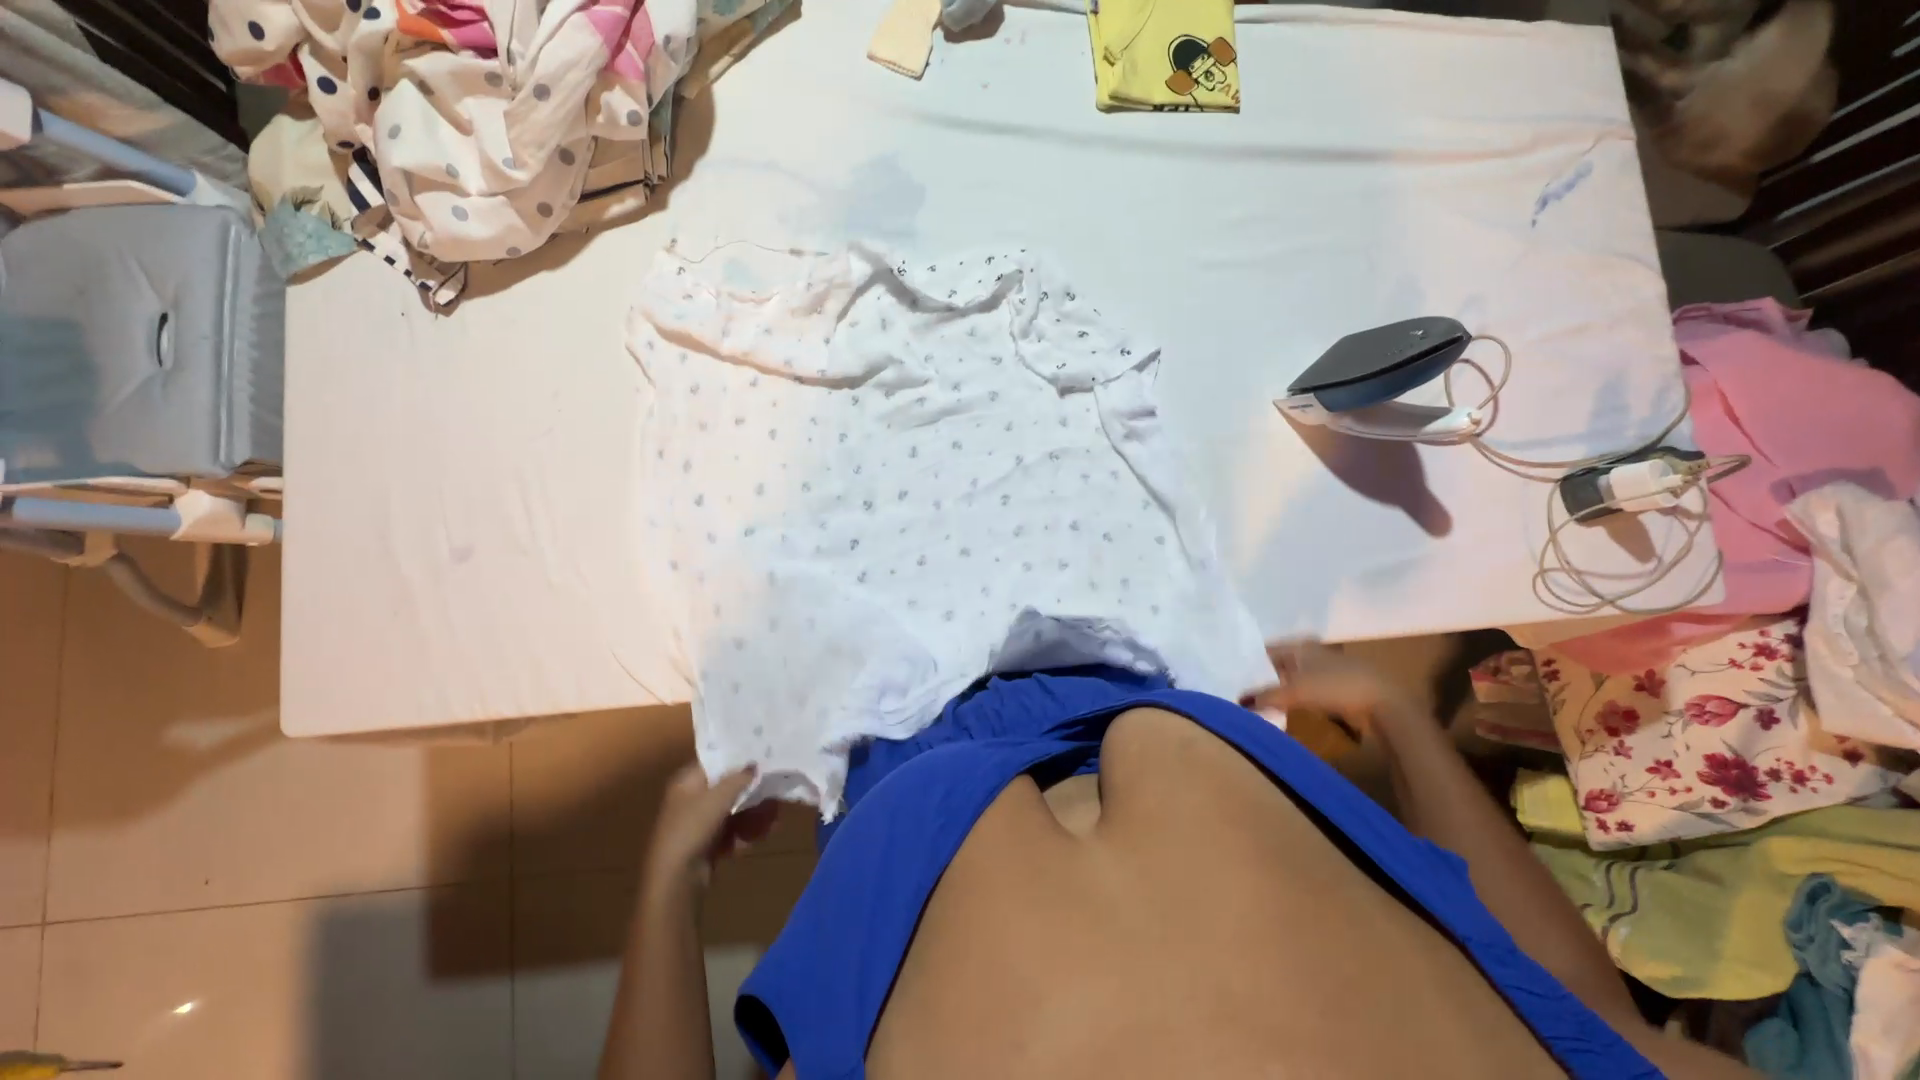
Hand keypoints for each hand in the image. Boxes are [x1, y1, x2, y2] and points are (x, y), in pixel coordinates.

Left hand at [644, 764, 780, 892]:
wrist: (676, 878)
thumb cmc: (691, 829)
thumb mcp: (717, 798)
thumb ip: (738, 778)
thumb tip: (755, 764)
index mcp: (686, 782)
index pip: (715, 762)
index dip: (738, 759)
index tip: (764, 759)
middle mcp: (691, 799)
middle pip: (728, 788)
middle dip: (752, 792)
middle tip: (776, 794)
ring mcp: (699, 824)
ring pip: (733, 811)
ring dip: (754, 814)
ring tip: (774, 819)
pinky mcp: (707, 844)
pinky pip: (732, 832)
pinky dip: (747, 833)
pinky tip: (763, 836)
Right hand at [1243, 640, 1417, 730]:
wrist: (1383, 703)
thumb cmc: (1335, 687)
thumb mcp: (1294, 691)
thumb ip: (1264, 696)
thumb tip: (1239, 701)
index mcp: (1298, 644)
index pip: (1262, 650)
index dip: (1245, 664)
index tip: (1227, 678)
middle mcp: (1308, 652)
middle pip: (1275, 665)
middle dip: (1258, 678)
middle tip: (1236, 692)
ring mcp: (1323, 669)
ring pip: (1289, 679)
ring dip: (1275, 691)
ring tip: (1253, 703)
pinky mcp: (1333, 687)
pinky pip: (1302, 690)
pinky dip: (1290, 699)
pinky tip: (1280, 710)